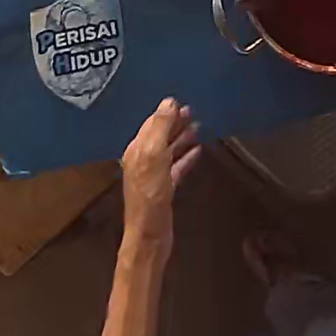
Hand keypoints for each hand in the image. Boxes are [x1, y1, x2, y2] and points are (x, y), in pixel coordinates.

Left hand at [120, 98, 200, 249]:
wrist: (150, 233)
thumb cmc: (150, 193)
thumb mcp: (154, 154)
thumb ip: (161, 127)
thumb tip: (168, 102)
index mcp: (137, 148)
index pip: (152, 123)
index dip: (166, 112)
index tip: (181, 102)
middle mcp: (143, 158)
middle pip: (161, 134)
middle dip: (175, 122)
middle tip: (192, 111)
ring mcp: (154, 174)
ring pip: (170, 149)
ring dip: (182, 137)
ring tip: (198, 126)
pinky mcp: (165, 188)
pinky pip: (177, 166)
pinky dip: (186, 157)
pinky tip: (198, 151)